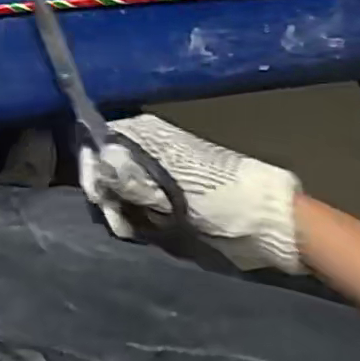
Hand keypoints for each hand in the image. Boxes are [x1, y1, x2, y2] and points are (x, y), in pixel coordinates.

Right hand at [85, 114, 302, 272]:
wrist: (268, 224)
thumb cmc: (222, 196)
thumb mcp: (172, 184)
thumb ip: (128, 176)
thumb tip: (96, 171)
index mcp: (145, 132)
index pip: (99, 139)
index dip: (91, 165)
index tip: (95, 193)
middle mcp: (145, 147)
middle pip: (105, 164)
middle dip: (104, 190)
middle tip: (112, 216)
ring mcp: (154, 171)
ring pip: (116, 185)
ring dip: (117, 207)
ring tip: (127, 227)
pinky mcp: (163, 195)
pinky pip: (131, 201)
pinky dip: (129, 215)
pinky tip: (136, 228)